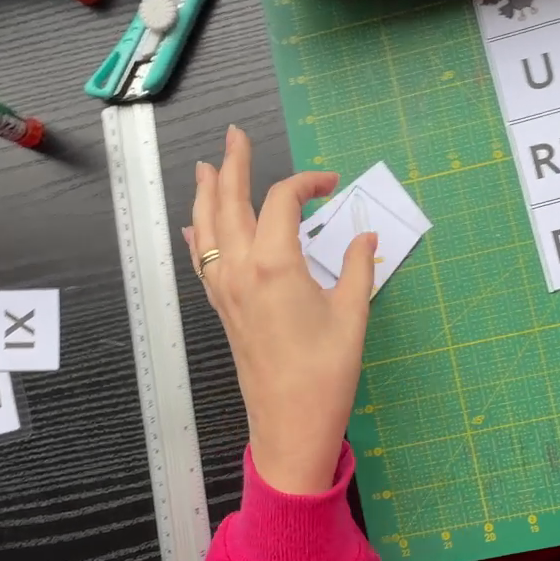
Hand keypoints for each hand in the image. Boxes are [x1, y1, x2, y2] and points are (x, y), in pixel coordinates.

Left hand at [186, 126, 377, 495]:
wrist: (290, 425)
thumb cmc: (326, 371)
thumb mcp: (352, 314)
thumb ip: (356, 267)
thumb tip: (365, 237)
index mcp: (274, 262)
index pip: (282, 201)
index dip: (307, 182)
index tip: (331, 183)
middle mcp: (240, 268)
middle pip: (231, 202)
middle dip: (234, 165)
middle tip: (235, 135)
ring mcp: (224, 289)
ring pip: (208, 228)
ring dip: (208, 193)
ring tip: (208, 168)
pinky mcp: (222, 308)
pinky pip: (202, 261)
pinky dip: (198, 236)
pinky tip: (194, 226)